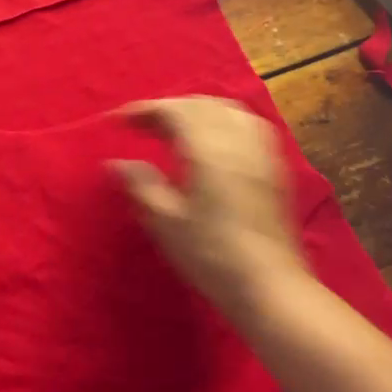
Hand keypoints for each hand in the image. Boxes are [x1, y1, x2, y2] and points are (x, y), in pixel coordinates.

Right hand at [109, 96, 312, 317]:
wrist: (267, 285)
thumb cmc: (209, 254)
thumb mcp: (164, 221)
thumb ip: (140, 184)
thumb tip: (117, 163)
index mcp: (208, 151)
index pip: (174, 112)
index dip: (143, 111)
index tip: (116, 121)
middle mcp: (238, 142)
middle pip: (202, 106)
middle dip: (169, 107)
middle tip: (141, 124)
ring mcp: (261, 154)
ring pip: (229, 112)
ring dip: (198, 110)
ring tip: (174, 127)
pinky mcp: (274, 169)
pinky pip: (249, 126)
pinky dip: (223, 122)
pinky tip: (211, 141)